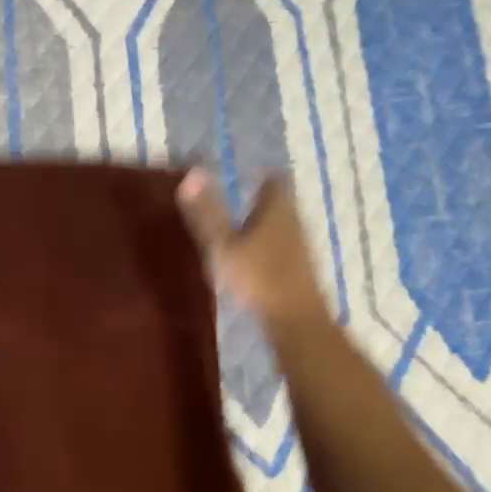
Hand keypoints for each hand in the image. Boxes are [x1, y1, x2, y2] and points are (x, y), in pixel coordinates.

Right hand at [176, 169, 328, 327]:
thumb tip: (190, 174)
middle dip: (260, 198)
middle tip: (234, 197)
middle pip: (279, 200)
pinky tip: (252, 257)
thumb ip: (208, 213)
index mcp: (276, 207)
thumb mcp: (224, 245)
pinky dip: (267, 244)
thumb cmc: (259, 276)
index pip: (273, 179)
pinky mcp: (299, 267)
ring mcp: (300, 244)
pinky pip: (282, 245)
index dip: (258, 174)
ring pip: (281, 223)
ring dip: (263, 223)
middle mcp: (294, 219)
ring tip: (238, 226)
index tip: (240, 174)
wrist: (295, 317)